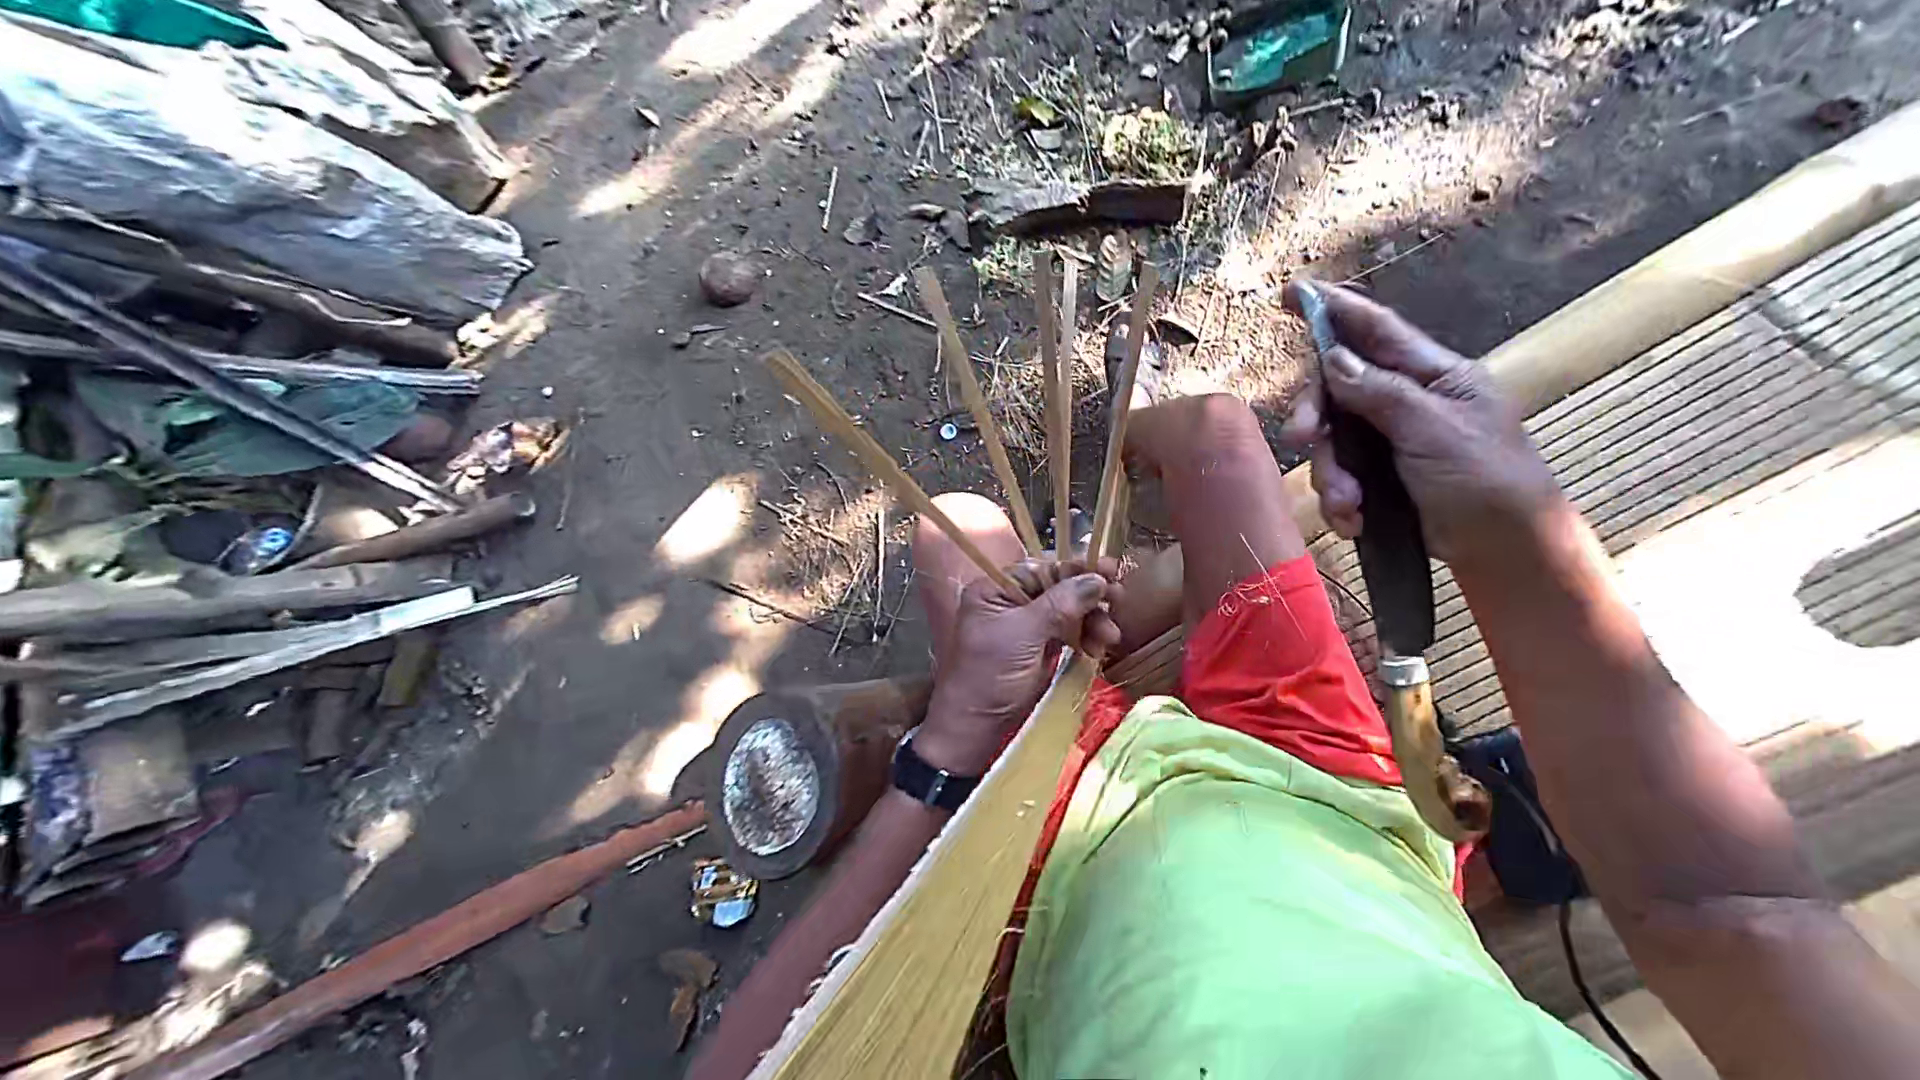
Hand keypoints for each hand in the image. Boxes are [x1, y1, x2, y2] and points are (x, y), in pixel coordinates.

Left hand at [913, 557, 1122, 774]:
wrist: (976, 728)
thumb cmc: (990, 674)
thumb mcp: (1024, 634)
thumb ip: (1060, 603)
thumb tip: (1097, 578)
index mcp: (995, 589)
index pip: (1041, 567)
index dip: (1076, 568)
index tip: (1110, 569)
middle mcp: (1010, 602)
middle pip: (1058, 587)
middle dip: (1089, 595)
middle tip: (1119, 598)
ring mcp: (1026, 626)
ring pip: (1068, 611)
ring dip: (1093, 620)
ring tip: (1111, 636)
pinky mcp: (1040, 648)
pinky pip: (1069, 633)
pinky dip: (1087, 638)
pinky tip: (1100, 648)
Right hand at [1281, 281, 1564, 570]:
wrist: (1500, 548)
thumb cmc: (1486, 478)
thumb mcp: (1435, 428)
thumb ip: (1381, 392)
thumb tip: (1332, 358)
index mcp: (1430, 375)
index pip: (1374, 329)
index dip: (1334, 308)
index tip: (1292, 292)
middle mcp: (1400, 401)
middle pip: (1334, 390)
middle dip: (1315, 416)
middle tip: (1302, 438)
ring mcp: (1385, 441)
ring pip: (1329, 442)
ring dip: (1331, 475)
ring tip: (1350, 503)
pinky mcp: (1373, 479)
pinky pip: (1335, 479)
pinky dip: (1338, 502)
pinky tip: (1354, 519)